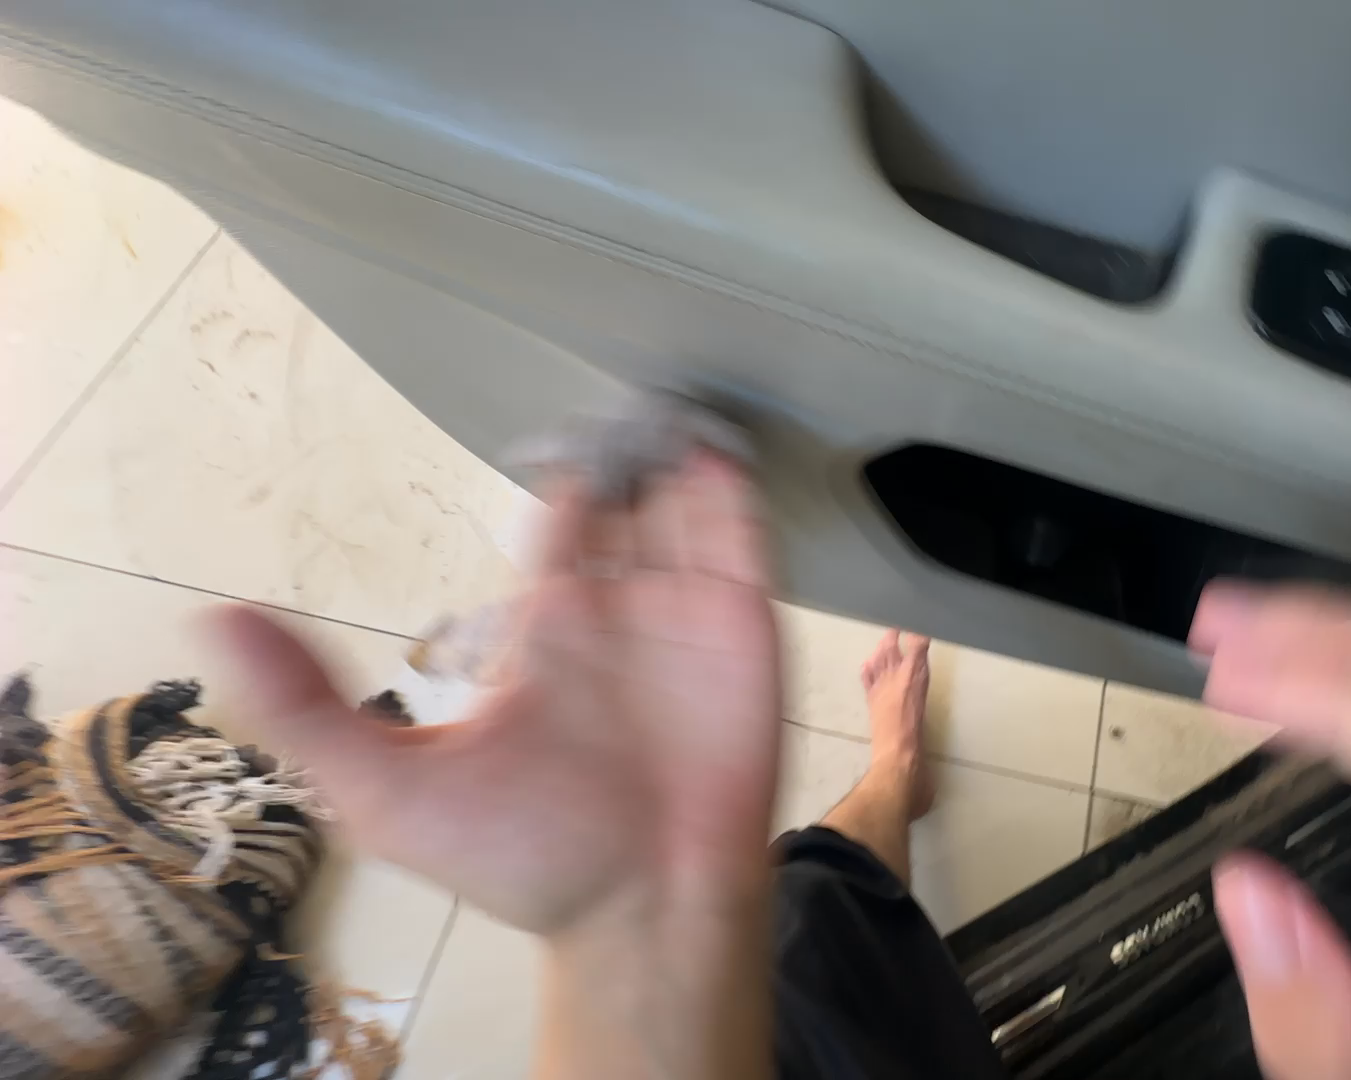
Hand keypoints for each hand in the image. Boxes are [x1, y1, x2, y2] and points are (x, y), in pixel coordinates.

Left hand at [208, 451, 779, 1079]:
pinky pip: (743, 542)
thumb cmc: (533, 853)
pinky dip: (735, 493)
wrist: (652, 898)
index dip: (567, 474)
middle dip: (631, 448)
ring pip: (688, 508)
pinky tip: (718, 450)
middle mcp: (623, 606)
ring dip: (682, 457)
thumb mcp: (393, 790)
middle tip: (629, 398)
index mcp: (552, 626)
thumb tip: (207, 618)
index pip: (562, 522)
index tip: (568, 430)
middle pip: (631, 502)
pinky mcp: (746, 621)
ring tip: (673, 404)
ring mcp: (689, 610)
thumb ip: (312, 705)